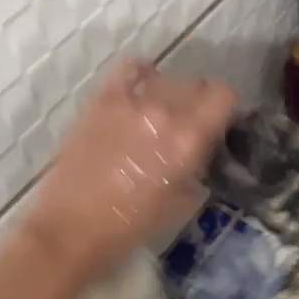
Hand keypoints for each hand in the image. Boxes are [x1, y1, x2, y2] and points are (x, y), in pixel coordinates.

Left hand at [22, 59, 237, 275]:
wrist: (71, 230)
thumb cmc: (131, 225)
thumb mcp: (183, 201)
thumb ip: (199, 165)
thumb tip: (204, 147)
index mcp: (189, 139)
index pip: (224, 97)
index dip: (227, 107)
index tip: (222, 121)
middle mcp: (165, 113)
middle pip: (197, 84)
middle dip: (201, 101)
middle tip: (192, 122)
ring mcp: (131, 103)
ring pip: (167, 77)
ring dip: (172, 92)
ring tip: (162, 112)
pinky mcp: (102, 101)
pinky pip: (129, 69)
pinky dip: (141, 74)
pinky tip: (140, 88)